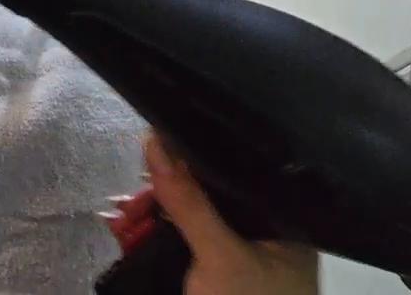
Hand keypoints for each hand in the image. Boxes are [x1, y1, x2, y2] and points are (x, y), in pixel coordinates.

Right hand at [146, 135, 318, 294]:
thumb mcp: (220, 257)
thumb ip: (188, 200)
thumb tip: (152, 138)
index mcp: (284, 229)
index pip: (240, 172)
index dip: (198, 153)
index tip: (161, 139)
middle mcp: (262, 236)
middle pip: (208, 191)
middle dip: (168, 185)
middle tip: (138, 183)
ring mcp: (235, 254)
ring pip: (188, 213)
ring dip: (154, 209)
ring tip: (126, 213)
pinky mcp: (211, 270)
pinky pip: (178, 235)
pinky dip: (154, 229)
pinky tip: (130, 225)